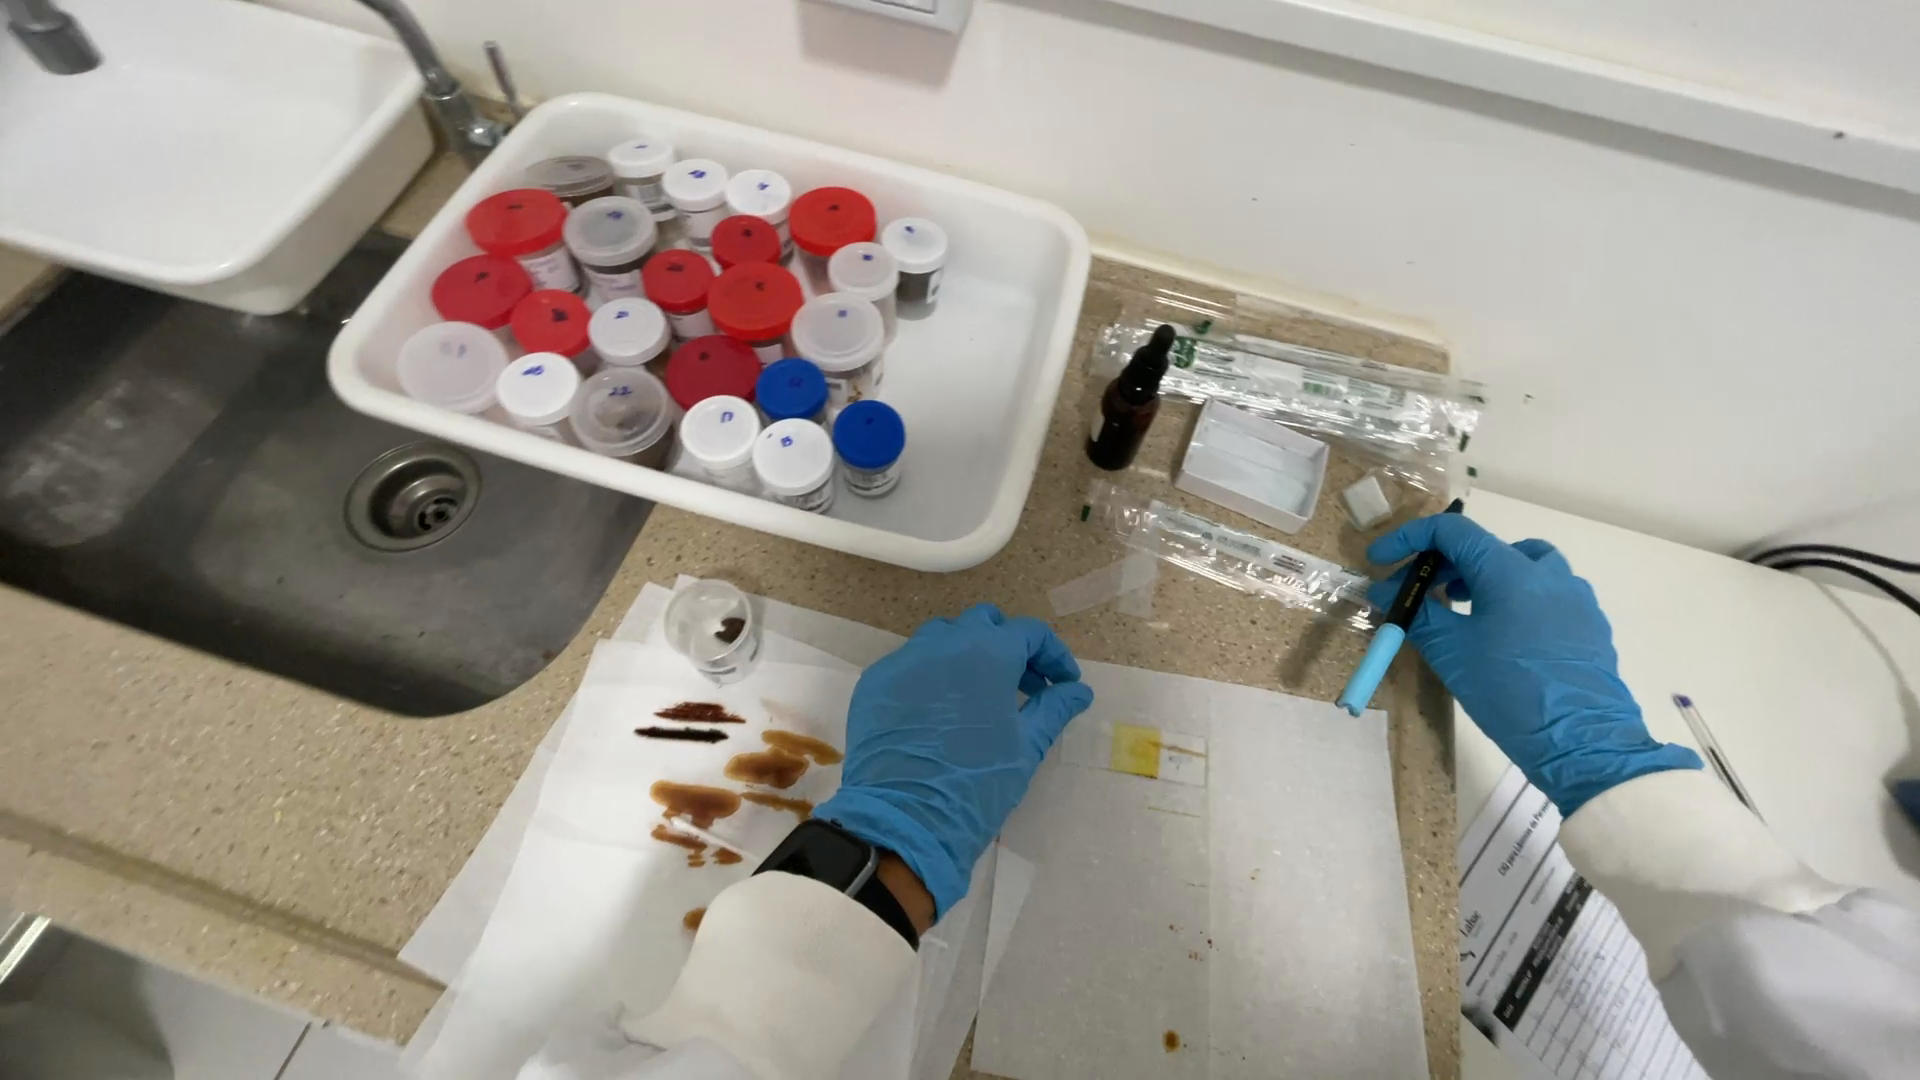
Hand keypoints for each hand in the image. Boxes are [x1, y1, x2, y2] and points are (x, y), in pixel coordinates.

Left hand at [817, 604, 1094, 915]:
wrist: (903, 821)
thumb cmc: (976, 784)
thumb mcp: (1026, 747)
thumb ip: (1053, 709)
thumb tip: (1078, 691)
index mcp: (989, 654)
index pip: (1030, 632)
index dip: (1053, 654)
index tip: (1062, 684)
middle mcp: (945, 643)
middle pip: (984, 622)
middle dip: (1009, 644)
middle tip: (1023, 683)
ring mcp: (905, 659)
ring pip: (943, 636)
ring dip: (967, 653)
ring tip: (978, 693)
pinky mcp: (876, 681)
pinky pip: (910, 663)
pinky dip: (931, 675)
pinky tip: (937, 712)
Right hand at [1367, 513, 1699, 814]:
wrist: (1583, 745)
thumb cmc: (1508, 690)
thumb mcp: (1448, 651)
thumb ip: (1414, 613)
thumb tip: (1384, 592)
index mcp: (1511, 572)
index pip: (1452, 531)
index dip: (1409, 538)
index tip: (1381, 561)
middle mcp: (1547, 575)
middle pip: (1484, 546)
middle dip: (1440, 563)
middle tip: (1415, 591)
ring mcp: (1574, 599)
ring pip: (1520, 565)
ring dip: (1480, 576)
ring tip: (1456, 608)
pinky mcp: (1587, 626)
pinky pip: (1542, 594)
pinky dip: (1509, 597)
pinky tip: (1495, 633)